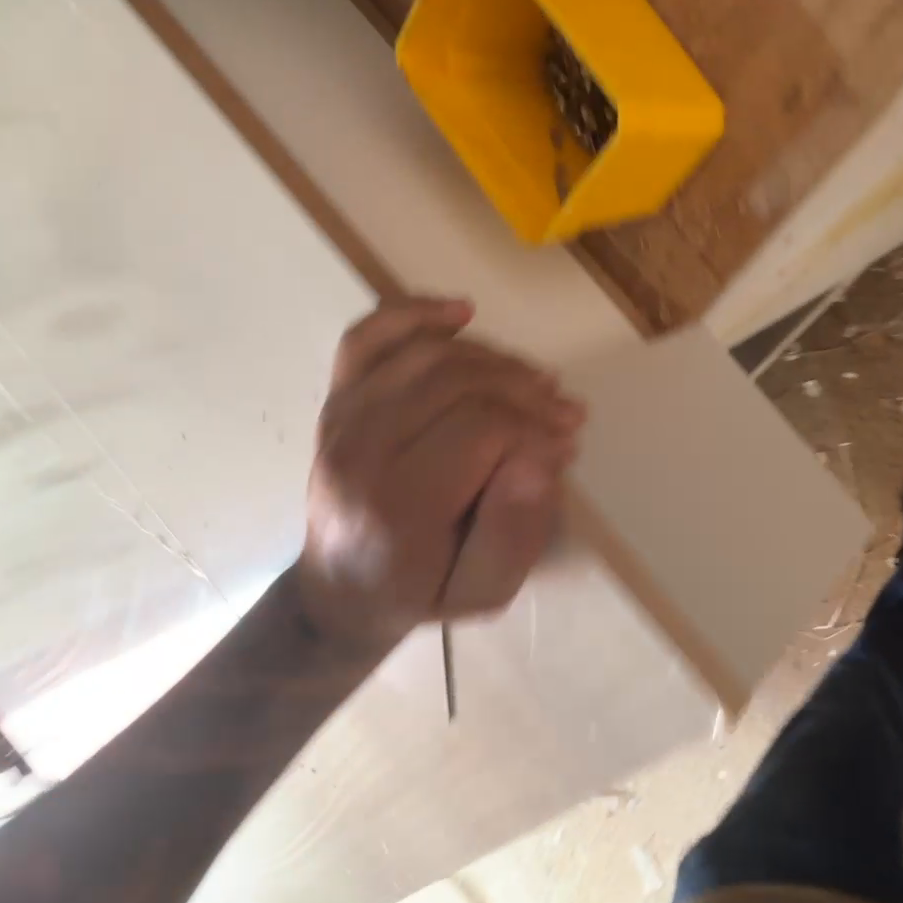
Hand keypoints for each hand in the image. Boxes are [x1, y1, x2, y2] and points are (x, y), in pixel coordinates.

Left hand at [295, 297, 583, 651]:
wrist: (343, 591)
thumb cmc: (423, 591)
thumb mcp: (485, 590)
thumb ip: (517, 531)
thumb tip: (544, 452)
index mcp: (395, 505)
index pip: (480, 428)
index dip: (536, 428)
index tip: (567, 446)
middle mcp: (356, 451)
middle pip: (456, 383)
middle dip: (526, 392)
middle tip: (567, 415)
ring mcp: (339, 419)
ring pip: (428, 354)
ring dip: (496, 360)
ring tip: (540, 384)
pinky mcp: (335, 400)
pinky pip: (368, 337)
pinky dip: (415, 312)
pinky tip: (462, 310)